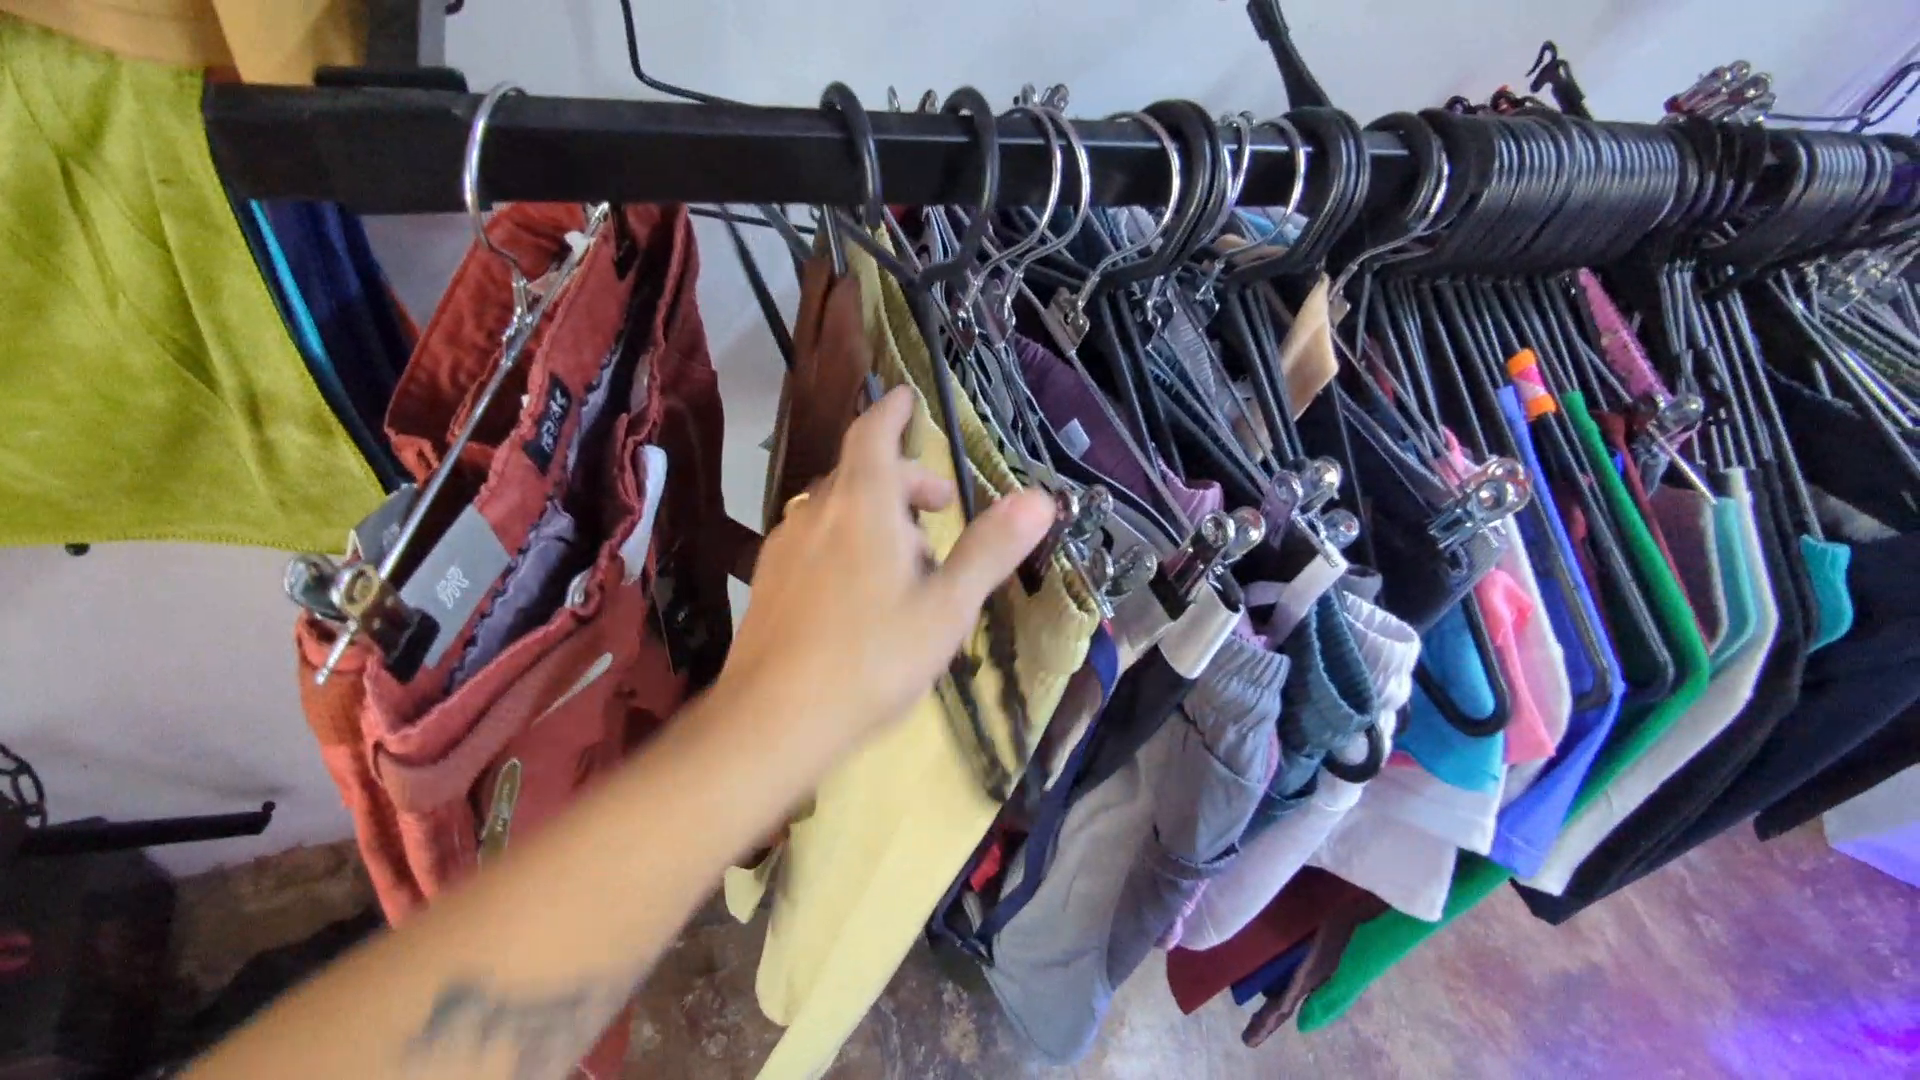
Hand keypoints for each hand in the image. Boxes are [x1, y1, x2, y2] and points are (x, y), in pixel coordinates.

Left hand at [720, 385, 1054, 756]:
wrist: (773, 720)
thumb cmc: (873, 659)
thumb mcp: (947, 608)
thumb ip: (990, 550)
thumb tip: (1039, 497)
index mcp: (862, 506)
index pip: (874, 434)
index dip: (893, 412)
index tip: (907, 397)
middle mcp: (816, 514)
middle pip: (860, 474)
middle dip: (904, 480)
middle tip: (942, 510)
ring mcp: (785, 547)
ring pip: (836, 510)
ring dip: (876, 515)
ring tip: (910, 560)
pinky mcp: (768, 582)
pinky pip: (815, 541)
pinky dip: (846, 541)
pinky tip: (861, 592)